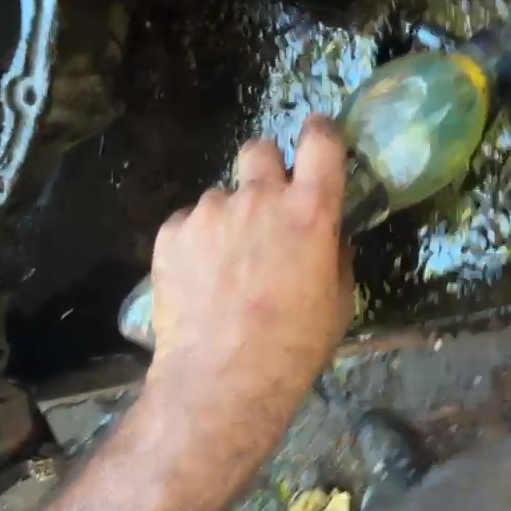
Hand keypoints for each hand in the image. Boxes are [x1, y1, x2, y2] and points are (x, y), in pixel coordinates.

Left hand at [147, 116, 352, 418]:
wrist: (224, 377)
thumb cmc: (295, 346)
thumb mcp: (338, 302)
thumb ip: (335, 255)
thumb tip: (329, 235)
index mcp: (310, 211)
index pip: (321, 142)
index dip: (319, 133)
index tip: (316, 136)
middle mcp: (260, 197)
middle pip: (259, 149)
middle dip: (264, 169)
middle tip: (264, 208)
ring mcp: (211, 212)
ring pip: (221, 196)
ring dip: (228, 218)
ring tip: (224, 268)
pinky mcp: (172, 232)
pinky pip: (189, 223)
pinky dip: (196, 243)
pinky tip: (199, 280)